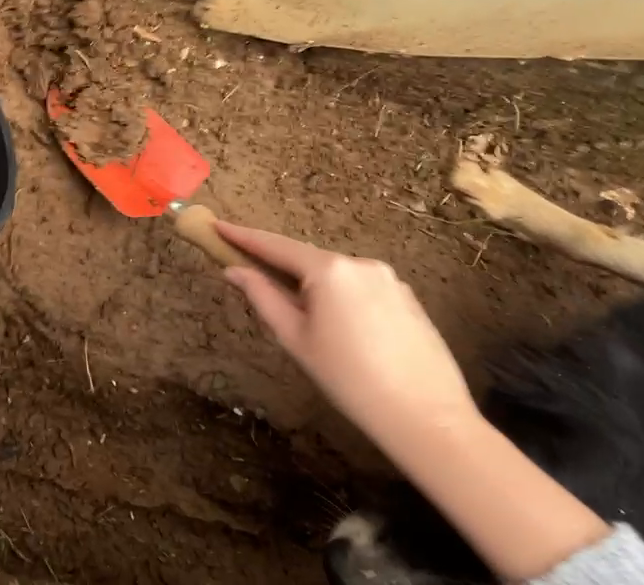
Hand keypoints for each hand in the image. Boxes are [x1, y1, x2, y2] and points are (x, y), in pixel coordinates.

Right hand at [215, 221, 476, 447]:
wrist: (428, 419)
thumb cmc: (349, 379)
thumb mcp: (294, 338)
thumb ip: (262, 296)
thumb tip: (234, 270)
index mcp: (329, 270)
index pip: (274, 245)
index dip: (242, 236)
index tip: (216, 224)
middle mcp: (361, 264)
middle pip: (306, 257)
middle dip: (278, 264)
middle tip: (250, 274)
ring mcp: (389, 279)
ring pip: (334, 273)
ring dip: (310, 283)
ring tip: (300, 316)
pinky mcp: (408, 298)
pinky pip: (359, 286)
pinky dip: (338, 294)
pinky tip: (339, 327)